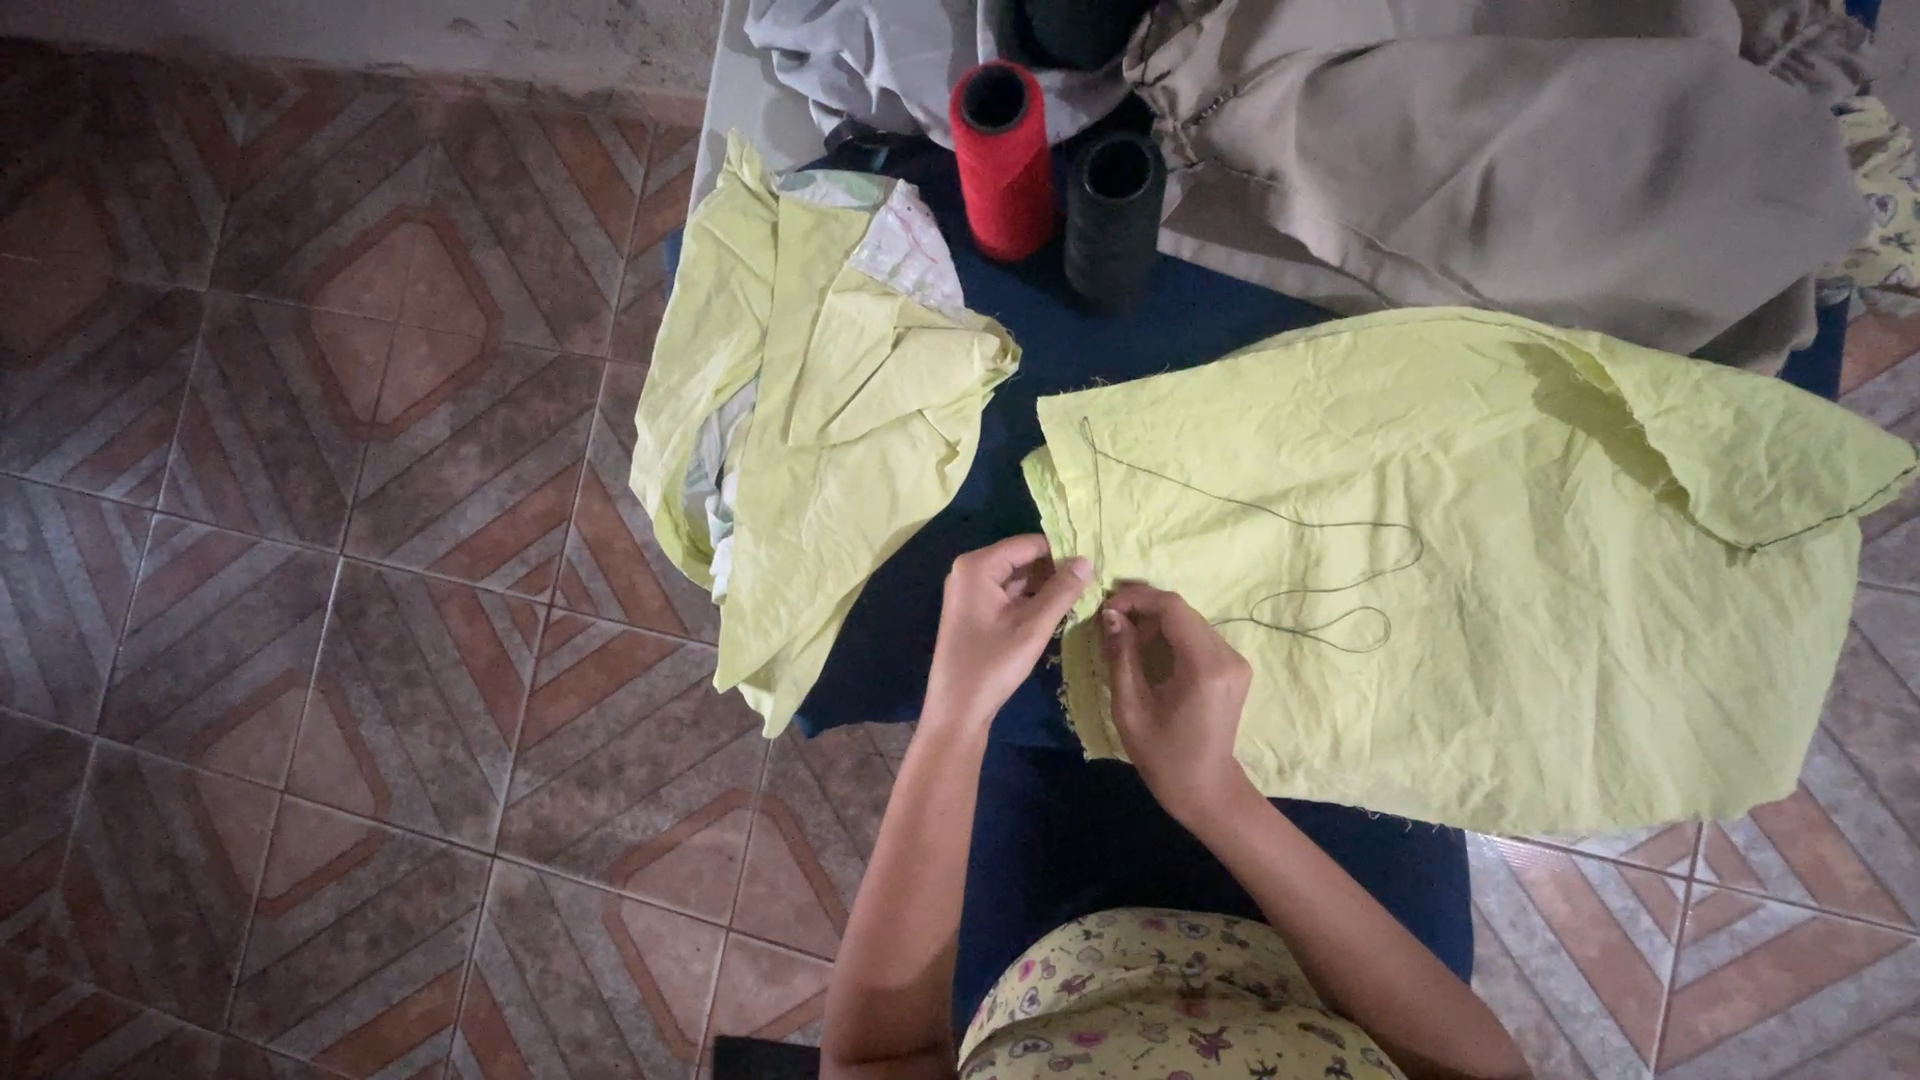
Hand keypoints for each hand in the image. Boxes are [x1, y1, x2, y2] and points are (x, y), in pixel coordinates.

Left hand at [926, 535, 1091, 726]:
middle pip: (1021, 559)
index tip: (1094, 562)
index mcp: (978, 566)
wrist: (957, 707)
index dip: (1062, 551)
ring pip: (1016, 578)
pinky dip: (1031, 600)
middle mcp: (969, 570)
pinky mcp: (973, 610)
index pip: (1028, 544)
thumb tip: (1087, 561)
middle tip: (1092, 581)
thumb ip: (1062, 590)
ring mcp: (969, 591)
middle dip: (1054, 570)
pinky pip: (1007, 594)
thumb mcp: (1033, 626)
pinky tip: (1057, 611)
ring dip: (1045, 587)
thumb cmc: (993, 664)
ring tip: (1081, 595)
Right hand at [1101, 582, 1256, 825]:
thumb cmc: (1162, 755)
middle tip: (1110, 624)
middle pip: (1182, 611)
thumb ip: (1122, 655)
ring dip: (1155, 621)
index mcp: (1204, 666)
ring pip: (1190, 621)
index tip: (1106, 610)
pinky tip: (1149, 651)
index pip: (1172, 608)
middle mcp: (1227, 656)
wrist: (1204, 788)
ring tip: (1125, 638)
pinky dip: (1170, 635)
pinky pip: (1198, 636)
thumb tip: (1110, 615)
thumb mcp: (1130, 707)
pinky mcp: (1234, 667)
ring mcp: (1235, 661)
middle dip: (1143, 609)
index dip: (1136, 599)